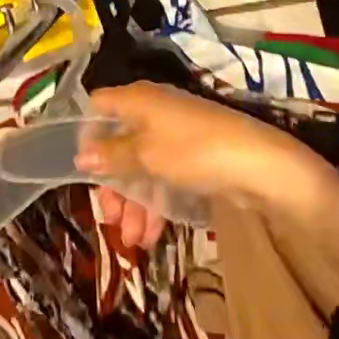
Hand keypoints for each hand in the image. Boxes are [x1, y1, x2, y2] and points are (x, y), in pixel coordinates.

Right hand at [75, 82, 333, 247]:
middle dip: (112, 184)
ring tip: (132, 239)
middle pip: (119, 144)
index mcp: (138, 100)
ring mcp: (174, 136)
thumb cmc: (193, 151)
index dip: (86, 135)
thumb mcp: (146, 155)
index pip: (99, 106)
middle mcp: (153, 112)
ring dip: (133, 203)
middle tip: (108, 218)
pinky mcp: (192, 158)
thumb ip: (112, 156)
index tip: (80, 169)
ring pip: (141, 167)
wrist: (258, 164)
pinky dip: (155, 203)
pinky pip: (163, 178)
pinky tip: (150, 235)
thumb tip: (81, 155)